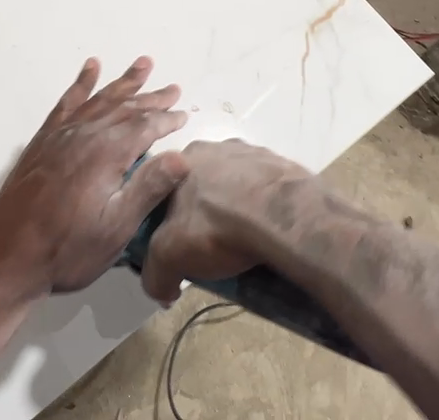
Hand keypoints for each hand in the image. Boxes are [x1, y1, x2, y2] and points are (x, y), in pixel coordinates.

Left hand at [0, 57, 189, 295]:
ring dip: (123, 83)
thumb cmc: (69, 249)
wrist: (9, 257)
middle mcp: (86, 134)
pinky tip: (90, 68)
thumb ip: (149, 187)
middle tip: (174, 88)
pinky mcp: (44, 140)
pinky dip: (81, 83)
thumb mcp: (116, 228)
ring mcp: (62, 134)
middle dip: (152, 98)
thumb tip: (182, 156)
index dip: (167, 120)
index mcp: (107, 153)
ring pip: (100, 100)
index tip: (184, 115)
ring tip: (143, 64)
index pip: (145, 127)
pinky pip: (67, 103)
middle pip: (125, 108)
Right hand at [140, 139, 311, 304]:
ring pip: (237, 185)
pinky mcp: (282, 166)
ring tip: (246, 244)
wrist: (278, 214)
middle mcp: (215, 147)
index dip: (170, 217)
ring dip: (238, 208)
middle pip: (203, 184)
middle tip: (214, 246)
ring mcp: (252, 153)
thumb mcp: (169, 255)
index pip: (166, 187)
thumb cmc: (215, 225)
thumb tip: (163, 291)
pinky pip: (267, 191)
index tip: (181, 243)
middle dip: (206, 211)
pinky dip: (265, 210)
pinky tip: (269, 234)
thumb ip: (156, 272)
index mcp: (183, 159)